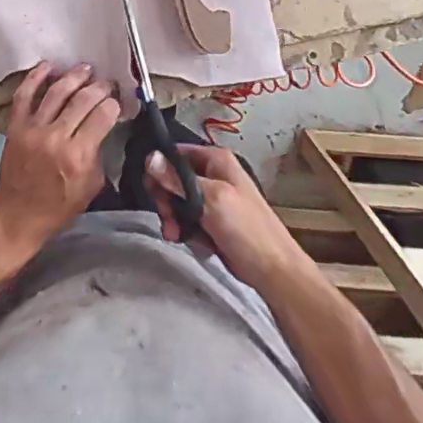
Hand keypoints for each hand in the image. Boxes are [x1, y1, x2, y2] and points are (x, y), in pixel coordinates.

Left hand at [0, 62, 120, 251]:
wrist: (19, 215)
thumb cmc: (59, 205)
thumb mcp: (92, 184)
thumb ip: (99, 152)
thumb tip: (104, 126)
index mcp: (77, 155)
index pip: (102, 115)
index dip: (114, 104)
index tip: (118, 101)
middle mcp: (55, 138)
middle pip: (83, 99)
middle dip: (100, 87)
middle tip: (107, 84)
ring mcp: (33, 129)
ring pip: (57, 91)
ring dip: (74, 76)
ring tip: (86, 69)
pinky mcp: (16, 126)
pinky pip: (25, 94)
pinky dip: (36, 77)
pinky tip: (49, 66)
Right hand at [147, 144, 311, 289]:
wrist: (271, 268)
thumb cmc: (246, 229)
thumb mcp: (210, 199)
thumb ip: (178, 179)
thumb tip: (151, 158)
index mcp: (217, 160)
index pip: (176, 153)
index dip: (160, 170)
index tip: (153, 190)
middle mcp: (214, 174)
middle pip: (173, 179)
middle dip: (167, 200)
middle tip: (168, 217)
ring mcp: (213, 198)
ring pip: (178, 201)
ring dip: (174, 218)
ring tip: (177, 234)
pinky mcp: (212, 220)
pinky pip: (187, 219)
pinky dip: (185, 230)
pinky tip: (189, 240)